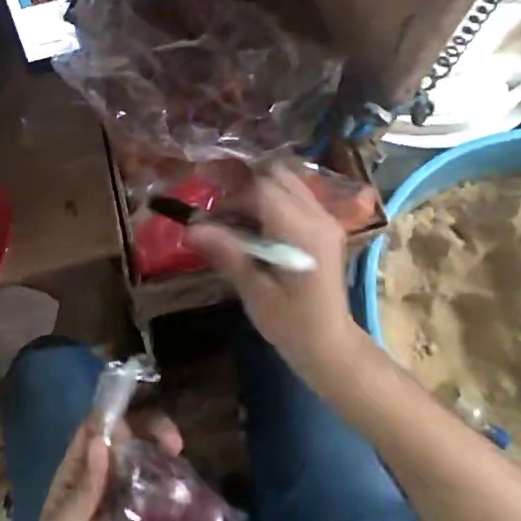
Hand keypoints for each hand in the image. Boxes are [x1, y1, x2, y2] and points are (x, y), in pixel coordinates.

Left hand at [11, 413, 182, 520]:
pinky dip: (178, 508)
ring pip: (149, 479)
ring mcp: (126, 519)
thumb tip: (101, 438)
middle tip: (176, 445)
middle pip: (128, 452)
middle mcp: (100, 494)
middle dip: (151, 440)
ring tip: (184, 480)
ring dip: (167, 472)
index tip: (145, 419)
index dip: (117, 418)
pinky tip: (191, 510)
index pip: (94, 435)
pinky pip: (165, 517)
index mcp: (72, 485)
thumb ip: (81, 492)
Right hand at [187, 163, 374, 390]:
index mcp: (302, 231)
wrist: (329, 344)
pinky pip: (297, 197)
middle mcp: (319, 217)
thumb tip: (190, 228)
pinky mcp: (326, 228)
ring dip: (259, 194)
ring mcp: (326, 220)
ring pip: (288, 183)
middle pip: (277, 176)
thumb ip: (226, 252)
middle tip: (224, 217)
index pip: (263, 188)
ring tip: (239, 223)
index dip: (232, 197)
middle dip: (245, 189)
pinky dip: (273, 202)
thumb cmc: (290, 323)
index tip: (211, 218)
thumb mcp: (254, 290)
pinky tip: (259, 229)